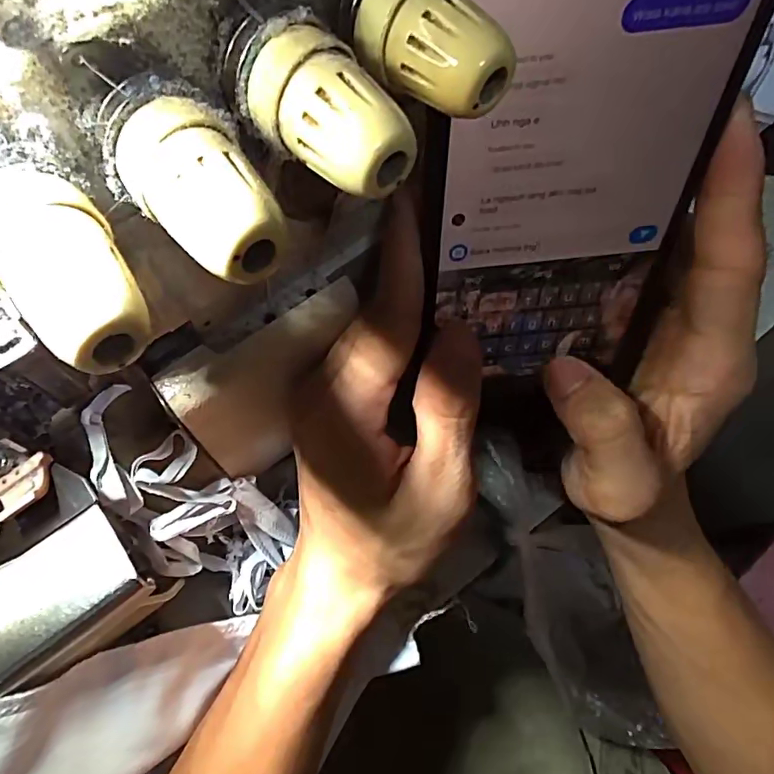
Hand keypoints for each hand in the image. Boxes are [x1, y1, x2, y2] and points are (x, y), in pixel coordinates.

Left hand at [279, 193, 482, 635]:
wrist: (342, 574)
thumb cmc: (395, 541)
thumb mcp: (442, 487)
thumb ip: (449, 406)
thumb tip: (457, 326)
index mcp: (345, 406)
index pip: (382, 318)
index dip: (403, 258)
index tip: (414, 199)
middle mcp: (319, 386)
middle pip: (368, 311)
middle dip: (402, 257)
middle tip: (443, 202)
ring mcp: (316, 391)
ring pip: (363, 323)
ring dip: (398, 282)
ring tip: (441, 235)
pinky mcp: (324, 399)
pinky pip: (363, 346)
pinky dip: (393, 317)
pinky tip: (425, 301)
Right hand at [543, 100, 765, 527]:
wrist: (626, 501)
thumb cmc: (629, 493)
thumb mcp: (616, 481)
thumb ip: (603, 432)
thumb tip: (564, 364)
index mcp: (715, 353)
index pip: (734, 261)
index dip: (733, 190)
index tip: (729, 115)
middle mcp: (703, 320)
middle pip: (711, 229)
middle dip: (700, 159)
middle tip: (661, 93)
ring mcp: (671, 315)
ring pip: (674, 236)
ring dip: (654, 180)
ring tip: (614, 124)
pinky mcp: (637, 316)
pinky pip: (633, 258)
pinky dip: (615, 221)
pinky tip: (575, 195)